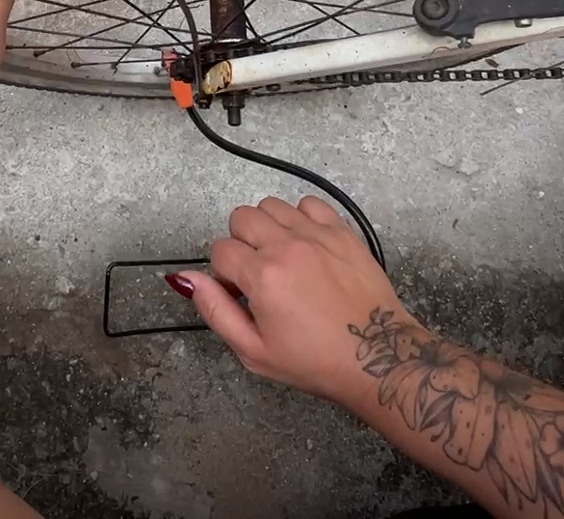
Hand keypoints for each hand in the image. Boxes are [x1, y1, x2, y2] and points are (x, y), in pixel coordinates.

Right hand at [175, 196, 413, 410]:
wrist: (379, 358)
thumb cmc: (315, 361)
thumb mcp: (255, 352)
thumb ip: (215, 310)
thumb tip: (184, 277)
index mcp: (262, 276)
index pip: (220, 250)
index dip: (224, 274)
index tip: (241, 293)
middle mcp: (286, 246)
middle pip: (241, 217)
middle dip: (242, 244)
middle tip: (259, 274)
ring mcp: (316, 234)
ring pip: (270, 205)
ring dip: (268, 227)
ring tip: (282, 257)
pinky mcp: (341, 231)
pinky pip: (308, 203)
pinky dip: (301, 217)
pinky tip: (306, 244)